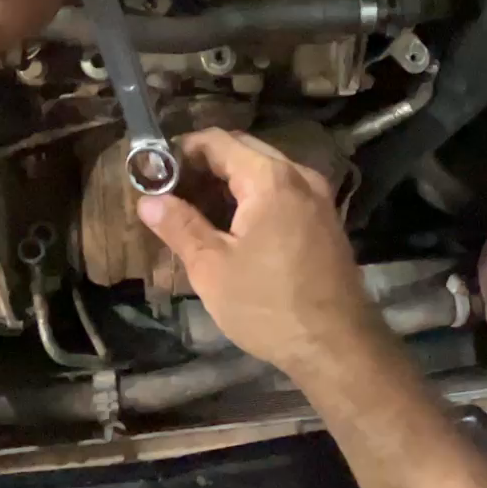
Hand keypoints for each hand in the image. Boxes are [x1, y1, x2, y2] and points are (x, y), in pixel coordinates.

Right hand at [138, 130, 390, 376]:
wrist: (338, 346)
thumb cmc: (269, 306)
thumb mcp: (213, 268)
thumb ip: (180, 226)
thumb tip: (148, 200)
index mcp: (271, 178)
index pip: (218, 141)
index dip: (182, 151)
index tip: (154, 172)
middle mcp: (300, 176)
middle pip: (244, 150)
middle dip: (205, 165)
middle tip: (170, 192)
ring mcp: (319, 197)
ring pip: (265, 171)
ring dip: (229, 182)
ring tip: (194, 210)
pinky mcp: (325, 220)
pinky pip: (283, 192)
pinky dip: (254, 198)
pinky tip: (231, 226)